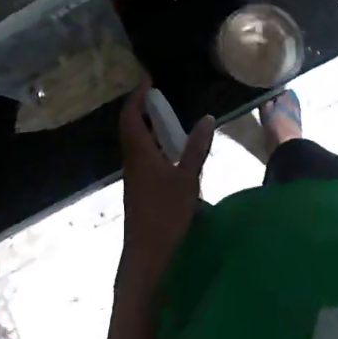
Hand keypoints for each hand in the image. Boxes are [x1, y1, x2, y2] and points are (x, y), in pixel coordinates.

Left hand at [116, 84, 214, 298]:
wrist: (147, 256)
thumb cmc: (165, 214)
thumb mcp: (187, 179)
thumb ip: (196, 148)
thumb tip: (207, 118)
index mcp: (139, 154)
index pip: (130, 116)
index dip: (137, 97)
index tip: (148, 82)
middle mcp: (132, 162)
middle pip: (131, 129)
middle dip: (143, 111)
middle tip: (162, 100)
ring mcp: (135, 178)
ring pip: (138, 145)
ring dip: (151, 131)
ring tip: (172, 124)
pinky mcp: (141, 190)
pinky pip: (145, 159)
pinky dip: (156, 148)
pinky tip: (175, 156)